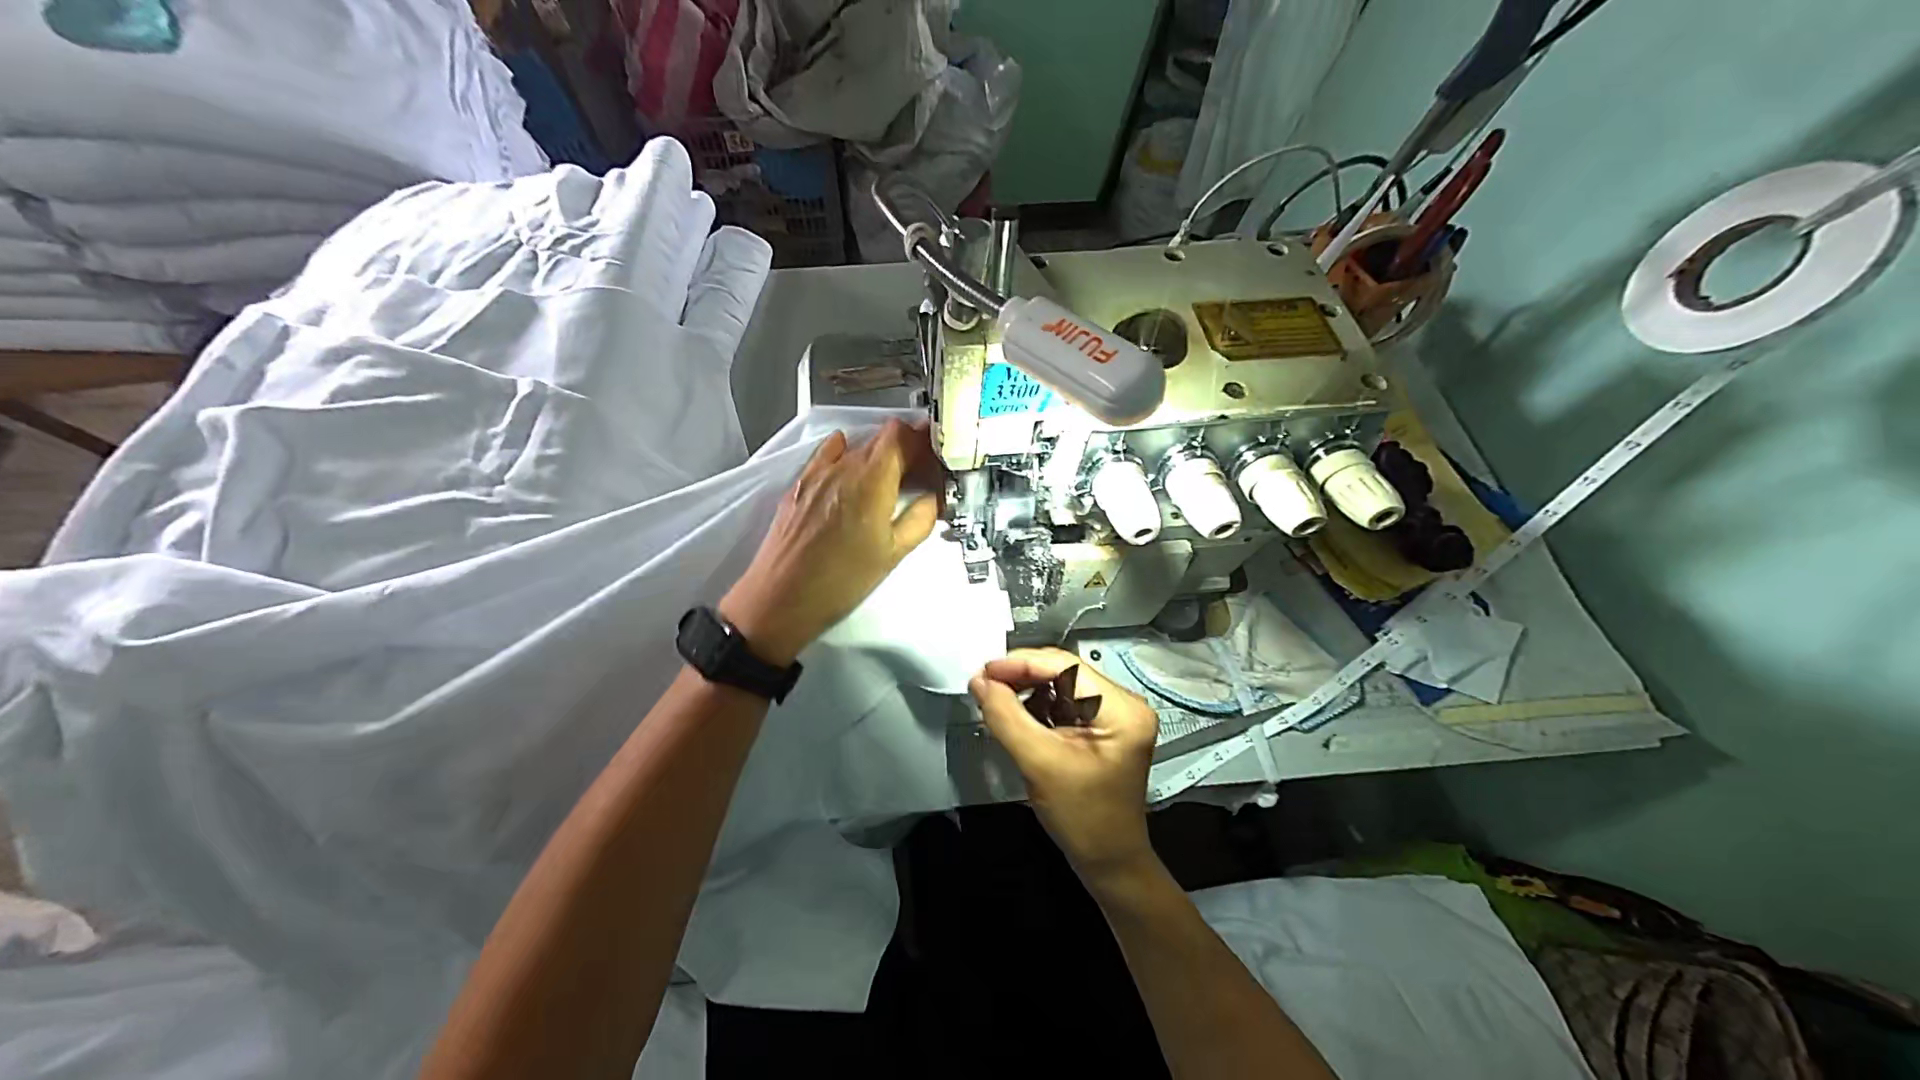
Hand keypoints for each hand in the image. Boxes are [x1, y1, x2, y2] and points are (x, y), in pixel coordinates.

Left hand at [719, 419, 943, 666]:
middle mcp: (844, 467)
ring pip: (856, 446)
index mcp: (872, 481)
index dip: (923, 438)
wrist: (781, 597)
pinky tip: (851, 471)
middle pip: (881, 437)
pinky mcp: (800, 484)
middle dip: (905, 449)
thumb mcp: (893, 554)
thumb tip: (934, 498)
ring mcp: (818, 473)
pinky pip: (828, 455)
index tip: (935, 454)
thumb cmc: (840, 581)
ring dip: (878, 455)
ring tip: (889, 481)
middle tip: (920, 473)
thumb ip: (920, 518)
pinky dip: (847, 455)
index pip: (902, 435)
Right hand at [969, 648, 1160, 882]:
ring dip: (1026, 692)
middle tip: (985, 685)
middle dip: (1021, 678)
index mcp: (1122, 709)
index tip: (986, 672)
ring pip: (1059, 687)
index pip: (1066, 666)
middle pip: (1063, 673)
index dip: (1022, 664)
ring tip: (994, 700)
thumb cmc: (1085, 819)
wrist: (1108, 862)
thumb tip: (981, 682)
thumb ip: (1006, 717)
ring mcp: (1112, 716)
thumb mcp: (1039, 763)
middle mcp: (1123, 705)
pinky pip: (1062, 705)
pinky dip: (1035, 707)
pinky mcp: (1098, 729)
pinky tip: (1013, 714)